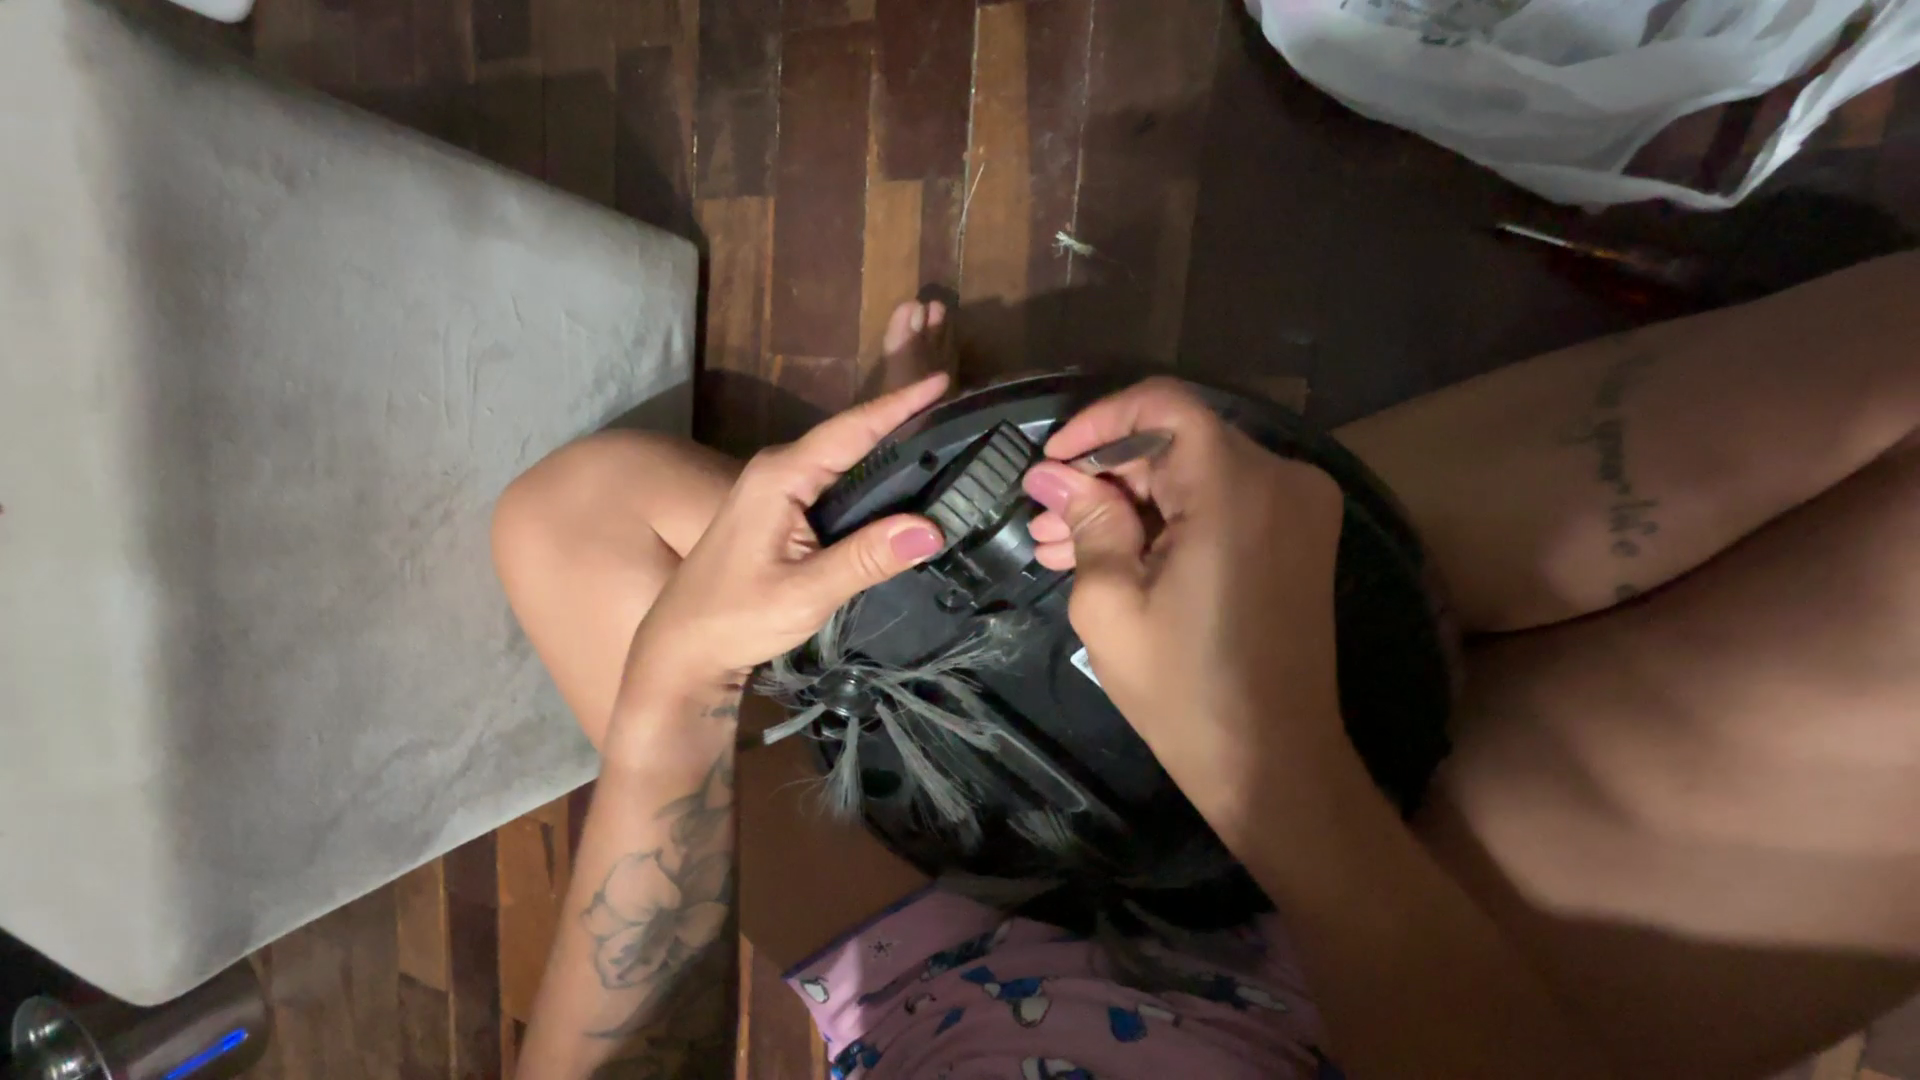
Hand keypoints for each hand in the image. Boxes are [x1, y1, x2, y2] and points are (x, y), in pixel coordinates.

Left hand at [612, 375, 951, 725]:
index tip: (943, 381)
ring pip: (844, 459)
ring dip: (889, 449)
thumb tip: (932, 529)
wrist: (683, 649)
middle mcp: (778, 470)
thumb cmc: (734, 619)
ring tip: (943, 440)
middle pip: (850, 436)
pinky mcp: (783, 511)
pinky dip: (871, 479)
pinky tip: (902, 488)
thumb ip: (867, 558)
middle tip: (958, 413)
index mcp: (780, 476)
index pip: (851, 430)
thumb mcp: (805, 593)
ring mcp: (779, 490)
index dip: (899, 405)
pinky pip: (836, 483)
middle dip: (902, 419)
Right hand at [1019, 378, 1348, 801]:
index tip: (1052, 460)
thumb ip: (1086, 521)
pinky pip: (1221, 505)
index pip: (1163, 405)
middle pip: (1176, 443)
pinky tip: (1111, 556)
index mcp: (1236, 487)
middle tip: (1044, 517)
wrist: (1273, 762)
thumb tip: (1052, 475)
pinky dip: (1168, 522)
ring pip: (1193, 476)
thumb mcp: (1110, 603)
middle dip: (1104, 476)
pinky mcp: (1298, 538)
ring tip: (1059, 546)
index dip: (1098, 421)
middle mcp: (1281, 479)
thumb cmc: (1183, 689)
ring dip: (1129, 504)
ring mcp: (1299, 509)